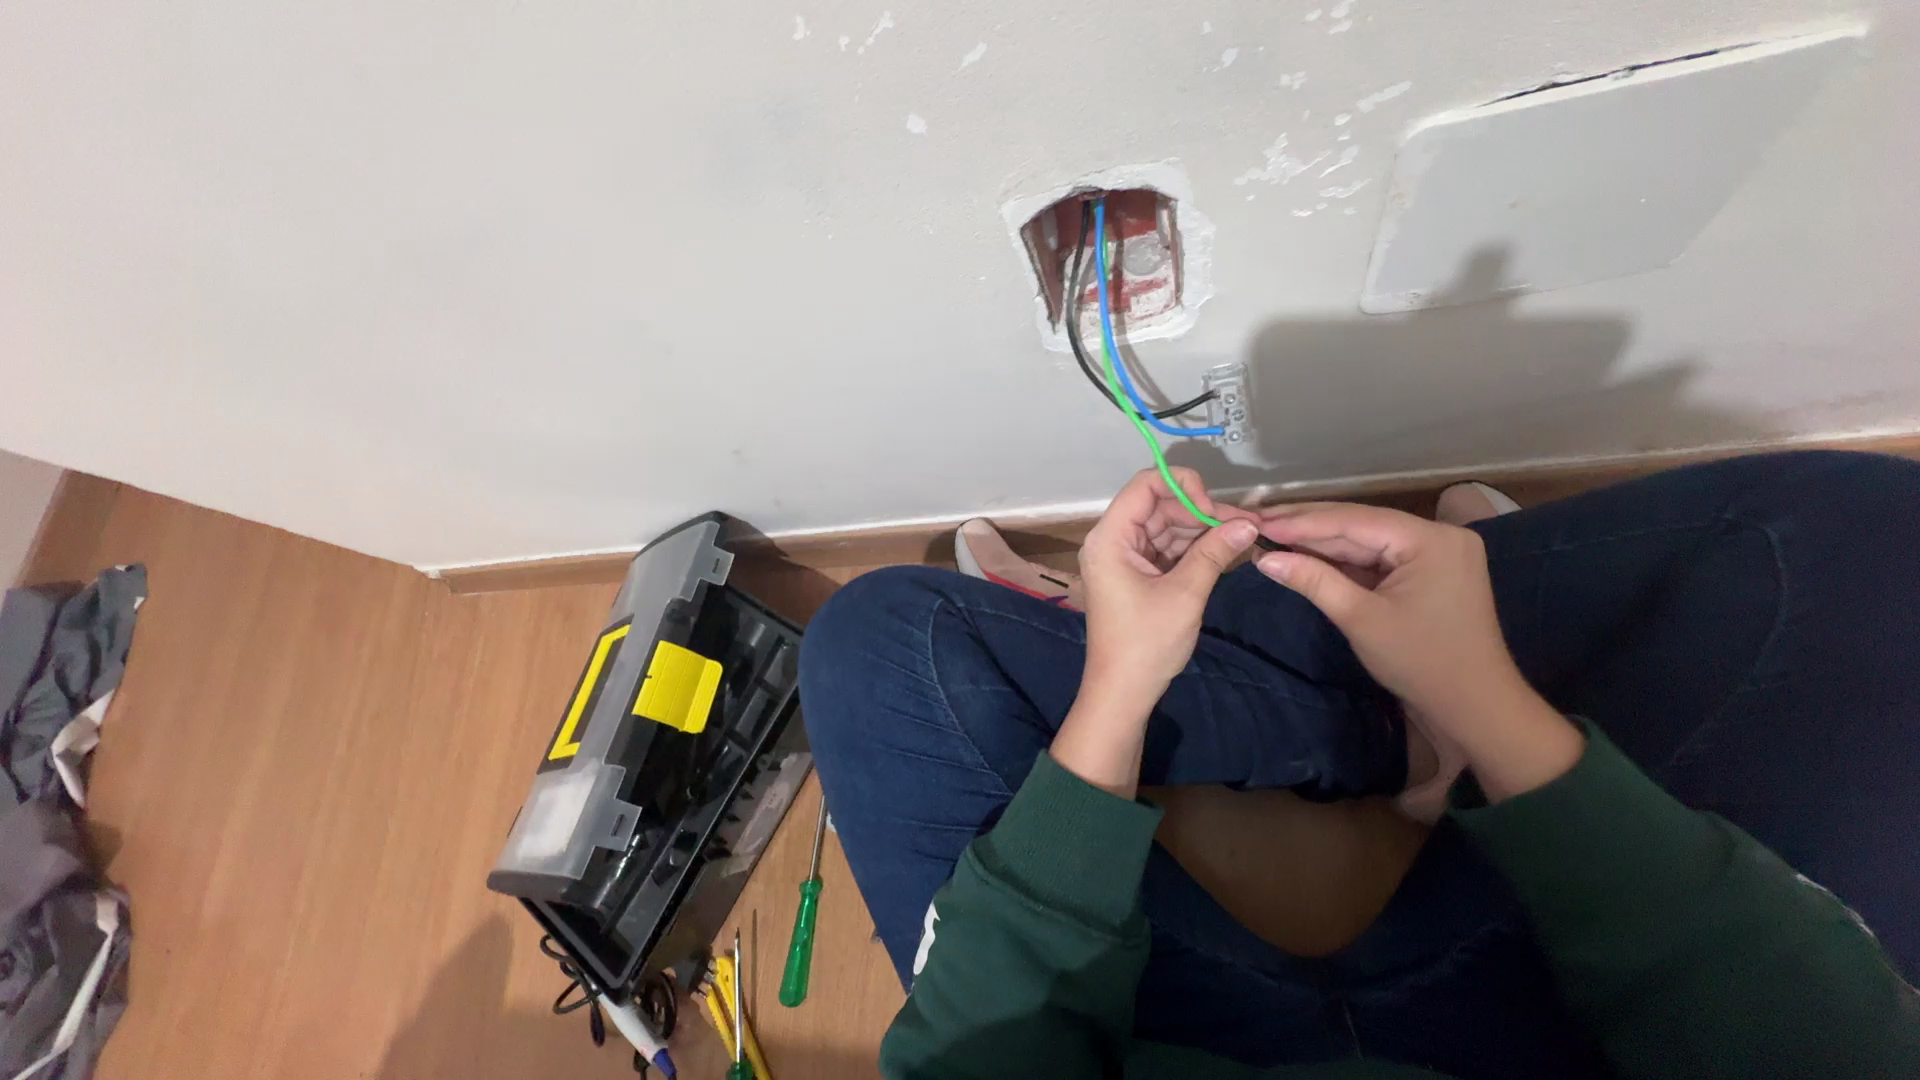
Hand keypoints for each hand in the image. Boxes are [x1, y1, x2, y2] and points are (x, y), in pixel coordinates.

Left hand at [1052, 468, 1257, 797]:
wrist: (1122, 691)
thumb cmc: (1146, 643)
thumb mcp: (1184, 594)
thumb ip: (1214, 553)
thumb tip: (1248, 524)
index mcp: (1110, 538)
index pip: (1144, 486)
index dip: (1182, 485)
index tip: (1214, 506)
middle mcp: (1113, 541)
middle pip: (1159, 505)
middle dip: (1201, 511)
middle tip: (1244, 524)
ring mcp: (1125, 558)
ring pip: (1167, 527)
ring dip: (1202, 529)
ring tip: (1244, 535)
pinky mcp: (1138, 575)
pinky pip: (1167, 548)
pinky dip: (1194, 548)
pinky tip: (1226, 549)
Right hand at [1253, 503, 1582, 799]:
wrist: (1474, 706)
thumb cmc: (1420, 661)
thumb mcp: (1360, 618)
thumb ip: (1313, 580)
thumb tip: (1263, 557)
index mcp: (1430, 540)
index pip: (1353, 520)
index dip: (1301, 521)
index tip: (1256, 521)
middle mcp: (1438, 534)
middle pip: (1359, 523)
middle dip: (1306, 524)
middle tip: (1255, 520)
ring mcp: (1435, 551)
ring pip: (1365, 538)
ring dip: (1319, 540)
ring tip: (1270, 532)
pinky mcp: (1427, 569)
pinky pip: (1376, 556)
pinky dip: (1340, 558)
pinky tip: (1303, 552)